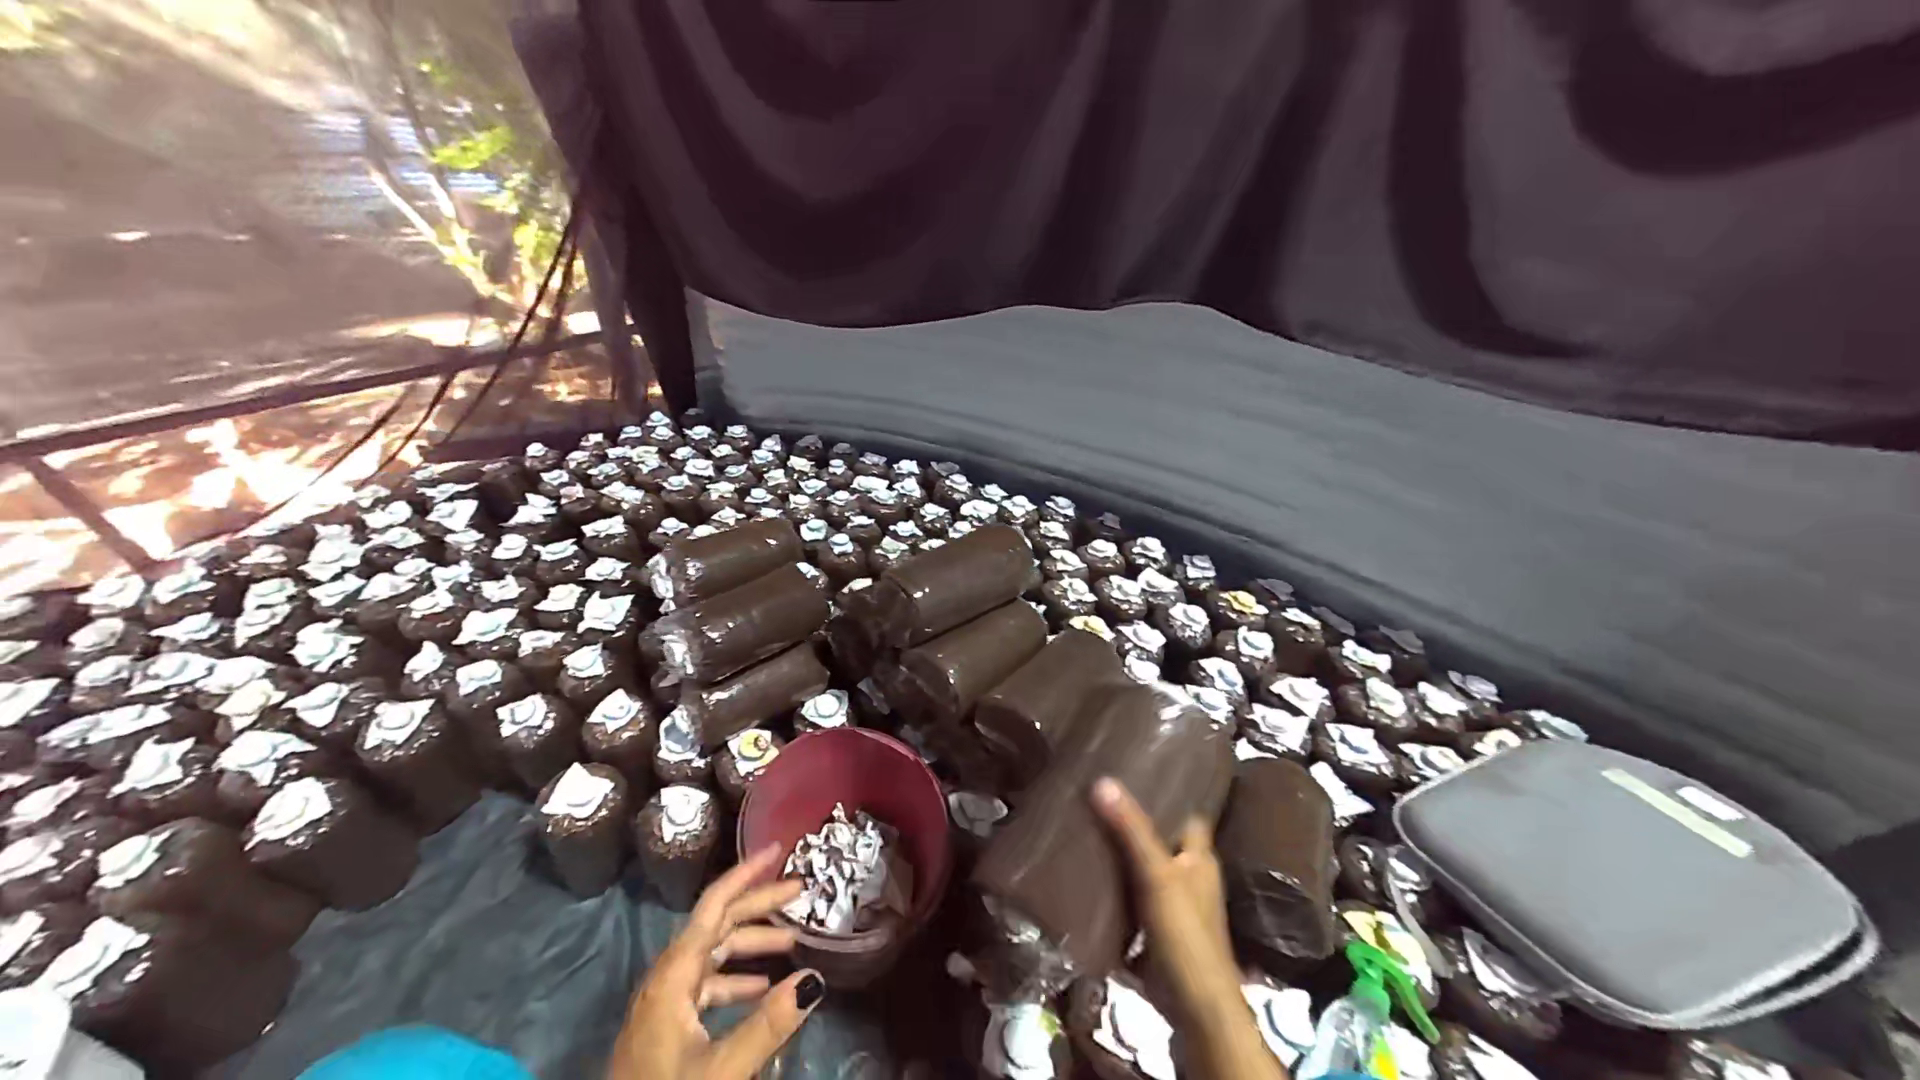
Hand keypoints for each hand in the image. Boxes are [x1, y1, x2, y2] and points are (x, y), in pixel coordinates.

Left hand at [607, 844, 826, 1079]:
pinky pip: (708, 983)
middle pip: (718, 924)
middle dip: (759, 904)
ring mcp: (665, 1002)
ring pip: (714, 953)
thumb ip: (768, 1024)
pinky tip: (761, 987)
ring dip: (751, 941)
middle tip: (801, 892)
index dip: (746, 874)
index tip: (777, 850)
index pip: (714, 906)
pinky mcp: (667, 1025)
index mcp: (674, 975)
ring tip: (791, 940)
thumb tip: (814, 977)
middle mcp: (667, 977)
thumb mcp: (721, 1070)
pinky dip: (737, 976)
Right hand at [1092, 778, 1288, 1079]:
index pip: (1187, 811)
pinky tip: (1086, 872)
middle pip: (1161, 837)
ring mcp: (1173, 905)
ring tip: (1085, 823)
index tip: (1135, 768)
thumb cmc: (1185, 934)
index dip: (1168, 790)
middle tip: (1097, 793)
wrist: (1193, 1008)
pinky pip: (1131, 896)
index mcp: (1200, 857)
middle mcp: (1190, 876)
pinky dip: (1114, 884)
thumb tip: (1103, 781)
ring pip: (1144, 866)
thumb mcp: (1157, 876)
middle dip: (1133, 819)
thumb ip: (1131, 830)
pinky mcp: (1155, 930)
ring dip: (1120, 852)